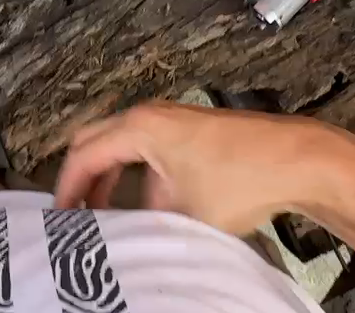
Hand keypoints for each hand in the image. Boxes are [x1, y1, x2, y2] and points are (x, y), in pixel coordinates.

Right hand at [52, 101, 354, 234]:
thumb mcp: (186, 213)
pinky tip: (143, 209)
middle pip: (94, 139)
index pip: (85, 153)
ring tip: (101, 216)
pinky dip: (131, 174)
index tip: (60, 217)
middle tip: (72, 214)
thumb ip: (147, 222)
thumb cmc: (242, 178)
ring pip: (118, 144)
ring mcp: (167, 119)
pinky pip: (142, 148)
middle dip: (80, 177)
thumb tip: (126, 238)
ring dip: (106, 177)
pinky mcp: (184, 130)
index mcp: (140, 127)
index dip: (67, 187)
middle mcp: (147, 115)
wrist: (294, 159)